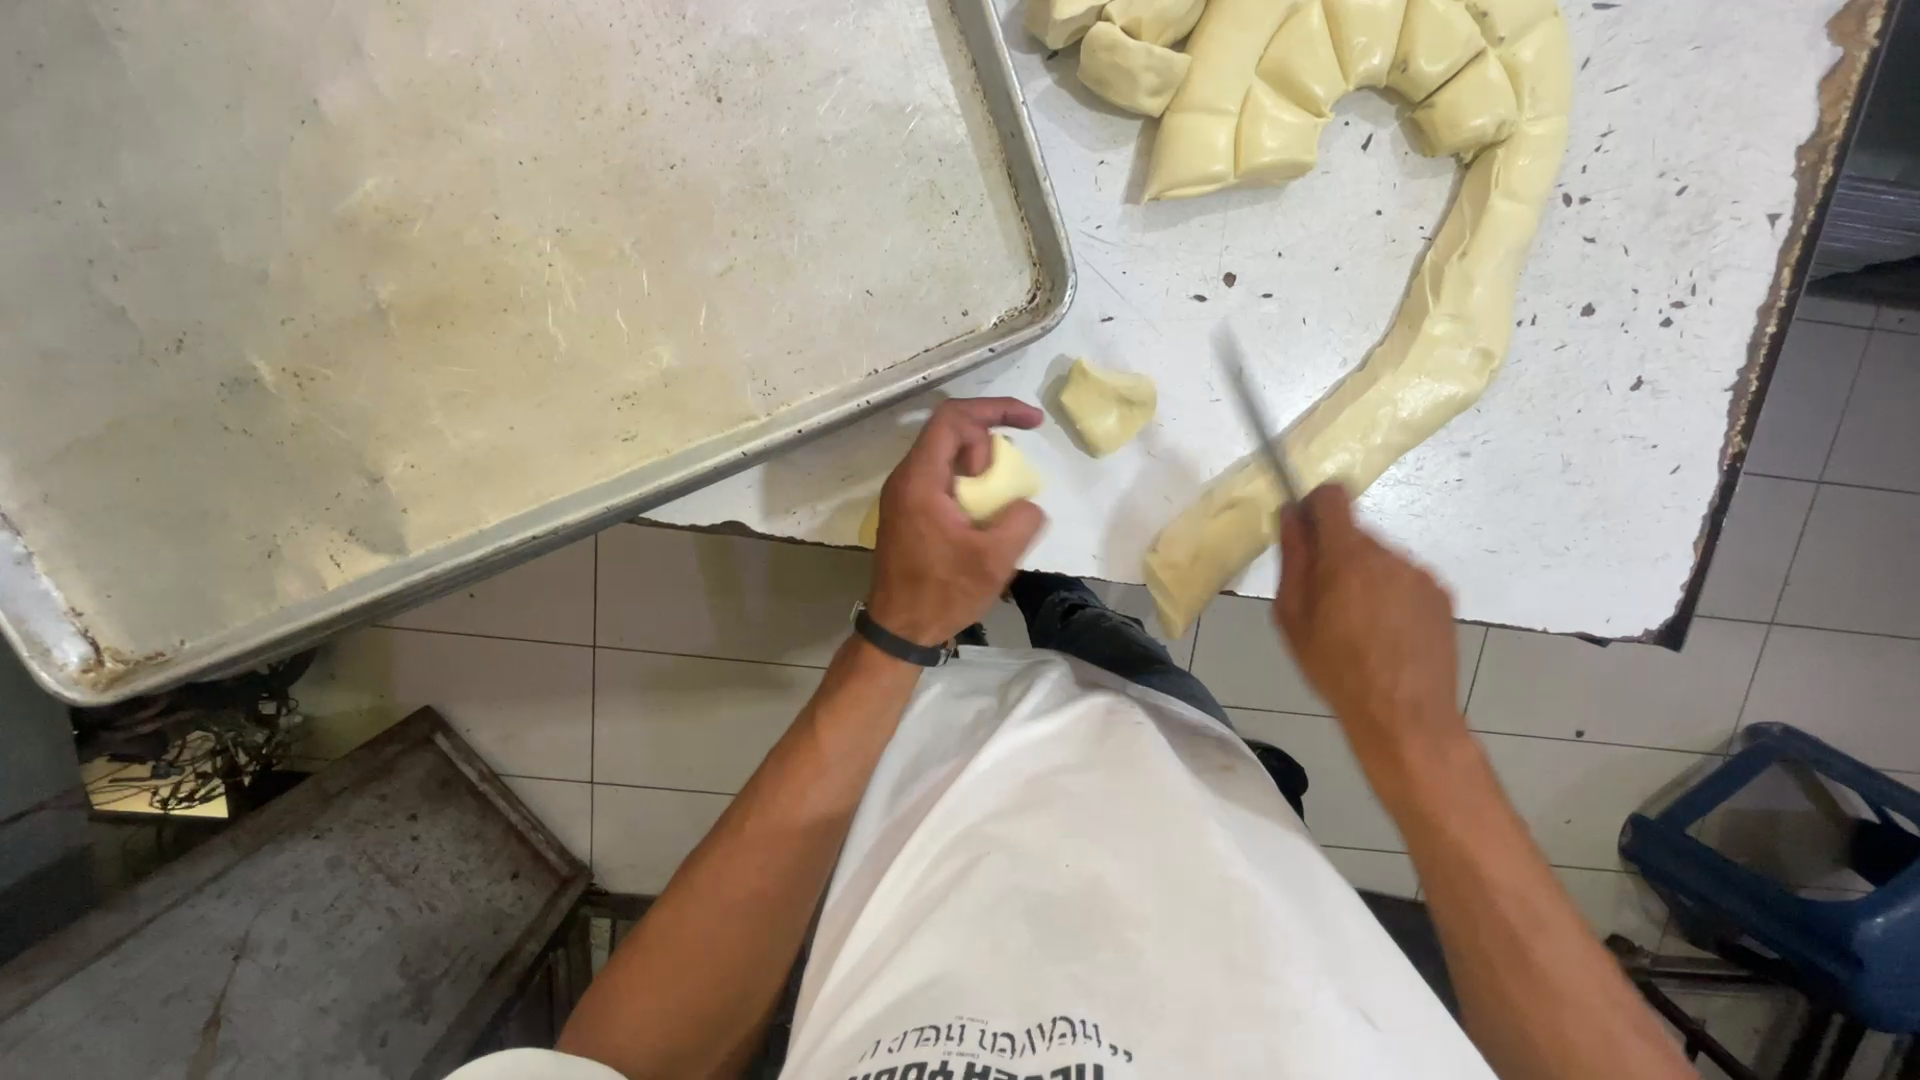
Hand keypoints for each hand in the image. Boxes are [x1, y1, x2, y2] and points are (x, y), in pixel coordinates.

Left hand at [867, 397, 1047, 644]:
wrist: (899, 630)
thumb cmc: (942, 594)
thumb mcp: (995, 560)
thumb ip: (1021, 520)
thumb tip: (1026, 505)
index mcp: (920, 480)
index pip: (954, 417)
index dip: (996, 409)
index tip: (1032, 422)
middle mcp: (906, 479)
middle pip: (951, 433)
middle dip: (988, 447)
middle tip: (1002, 488)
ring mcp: (904, 496)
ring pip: (948, 458)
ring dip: (980, 470)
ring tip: (996, 507)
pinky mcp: (908, 513)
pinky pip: (942, 481)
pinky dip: (969, 487)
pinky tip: (984, 519)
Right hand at [1274, 485, 1465, 755]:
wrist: (1404, 714)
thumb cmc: (1336, 668)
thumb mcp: (1293, 617)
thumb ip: (1292, 559)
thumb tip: (1290, 516)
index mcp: (1347, 556)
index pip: (1332, 497)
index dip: (1313, 505)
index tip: (1303, 530)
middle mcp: (1389, 555)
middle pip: (1354, 533)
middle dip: (1335, 555)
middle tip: (1324, 600)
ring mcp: (1420, 574)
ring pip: (1380, 558)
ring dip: (1363, 577)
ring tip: (1357, 624)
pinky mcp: (1440, 595)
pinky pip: (1404, 580)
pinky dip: (1390, 595)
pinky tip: (1385, 633)